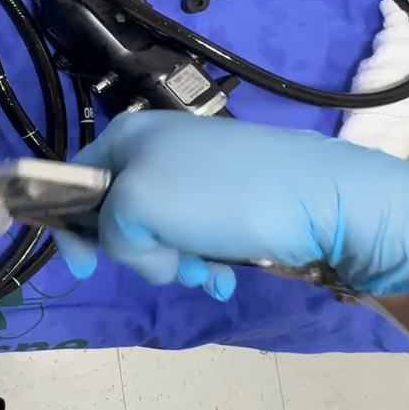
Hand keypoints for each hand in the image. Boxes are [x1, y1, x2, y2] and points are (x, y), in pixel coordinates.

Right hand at [53, 111, 408, 298]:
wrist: (340, 205)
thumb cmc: (225, 197)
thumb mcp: (138, 209)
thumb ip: (106, 231)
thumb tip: (139, 253)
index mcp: (128, 136)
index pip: (70, 180)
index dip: (68, 224)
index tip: (84, 266)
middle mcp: (158, 149)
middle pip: (114, 212)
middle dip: (135, 249)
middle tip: (165, 265)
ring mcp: (198, 174)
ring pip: (155, 231)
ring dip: (172, 261)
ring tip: (206, 273)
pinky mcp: (232, 199)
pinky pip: (193, 236)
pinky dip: (202, 259)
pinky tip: (224, 272)